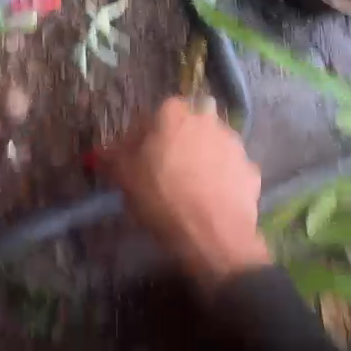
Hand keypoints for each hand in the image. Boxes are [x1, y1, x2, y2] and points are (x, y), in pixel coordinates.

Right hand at [107, 98, 269, 291]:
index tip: (136, 159)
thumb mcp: (126, 178)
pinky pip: (231, 169)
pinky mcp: (251, 170)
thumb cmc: (163, 198)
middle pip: (187, 125)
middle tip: (166, 169)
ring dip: (203, 157)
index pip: (152, 116)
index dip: (141, 138)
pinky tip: (213, 200)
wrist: (213, 237)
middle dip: (177, 141)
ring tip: (192, 187)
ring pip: (212, 144)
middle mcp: (206, 118)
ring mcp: (233, 143)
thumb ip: (112, 158)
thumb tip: (99, 152)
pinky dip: (223, 179)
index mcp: (173, 112)